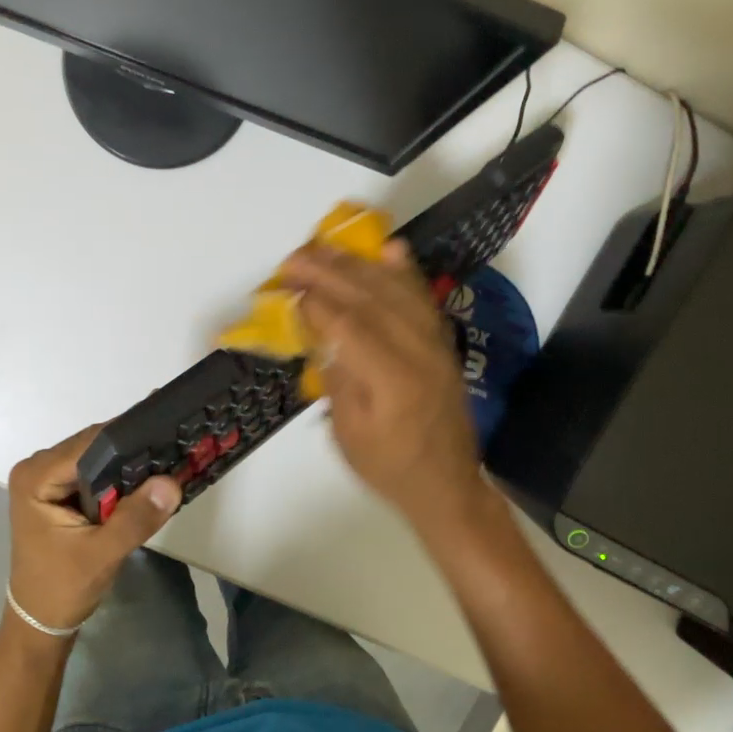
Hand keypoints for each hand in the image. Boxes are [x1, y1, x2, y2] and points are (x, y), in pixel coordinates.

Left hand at [6, 425, 180, 631]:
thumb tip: (171, 483)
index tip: (169, 434)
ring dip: (129, 465)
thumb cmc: (62, 587)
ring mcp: (49, 480)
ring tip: (169, 464)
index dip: (129, 437)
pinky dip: (121, 480)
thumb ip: (135, 518)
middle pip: (94, 446)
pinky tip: (149, 484)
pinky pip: (97, 475)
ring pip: (98, 459)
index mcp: (36, 476)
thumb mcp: (102, 554)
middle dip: (133, 450)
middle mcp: (38, 469)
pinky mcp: (61, 494)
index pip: (90, 442)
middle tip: (176, 450)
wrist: (42, 621)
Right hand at [280, 241, 486, 527]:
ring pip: (396, 290)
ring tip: (324, 248)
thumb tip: (318, 333)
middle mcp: (418, 353)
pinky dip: (403, 271)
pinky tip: (387, 250)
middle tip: (293, 258)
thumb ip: (336, 378)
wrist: (446, 484)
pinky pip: (422, 298)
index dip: (315, 303)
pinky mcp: (443, 343)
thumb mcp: (348, 433)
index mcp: (392, 382)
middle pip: (370, 299)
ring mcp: (435, 344)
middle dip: (329, 272)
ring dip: (358, 264)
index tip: (285, 290)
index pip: (349, 326)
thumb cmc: (388, 467)